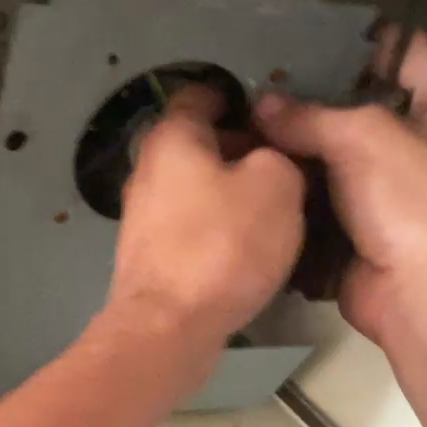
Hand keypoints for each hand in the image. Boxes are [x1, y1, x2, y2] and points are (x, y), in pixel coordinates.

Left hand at [103, 85, 305, 389]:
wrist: (168, 330)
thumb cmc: (222, 246)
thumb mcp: (277, 184)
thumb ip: (279, 157)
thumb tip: (269, 162)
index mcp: (171, 140)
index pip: (200, 96)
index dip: (237, 97)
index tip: (268, 112)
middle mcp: (146, 175)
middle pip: (197, 149)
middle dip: (239, 152)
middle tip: (284, 165)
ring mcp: (141, 224)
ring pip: (194, 194)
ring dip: (229, 197)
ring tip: (274, 211)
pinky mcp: (149, 264)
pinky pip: (190, 234)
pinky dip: (216, 235)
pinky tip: (246, 253)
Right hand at [254, 27, 426, 344]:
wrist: (423, 291)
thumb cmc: (412, 197)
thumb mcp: (362, 137)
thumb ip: (308, 116)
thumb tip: (260, 106)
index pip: (401, 50)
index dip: (354, 43)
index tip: (297, 45)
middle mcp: (416, 144)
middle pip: (354, 112)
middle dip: (307, 107)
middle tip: (252, 97)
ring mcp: (385, 194)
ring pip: (330, 165)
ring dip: (293, 159)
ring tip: (241, 140)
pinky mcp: (358, 235)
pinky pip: (318, 210)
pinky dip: (292, 203)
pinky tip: (253, 189)